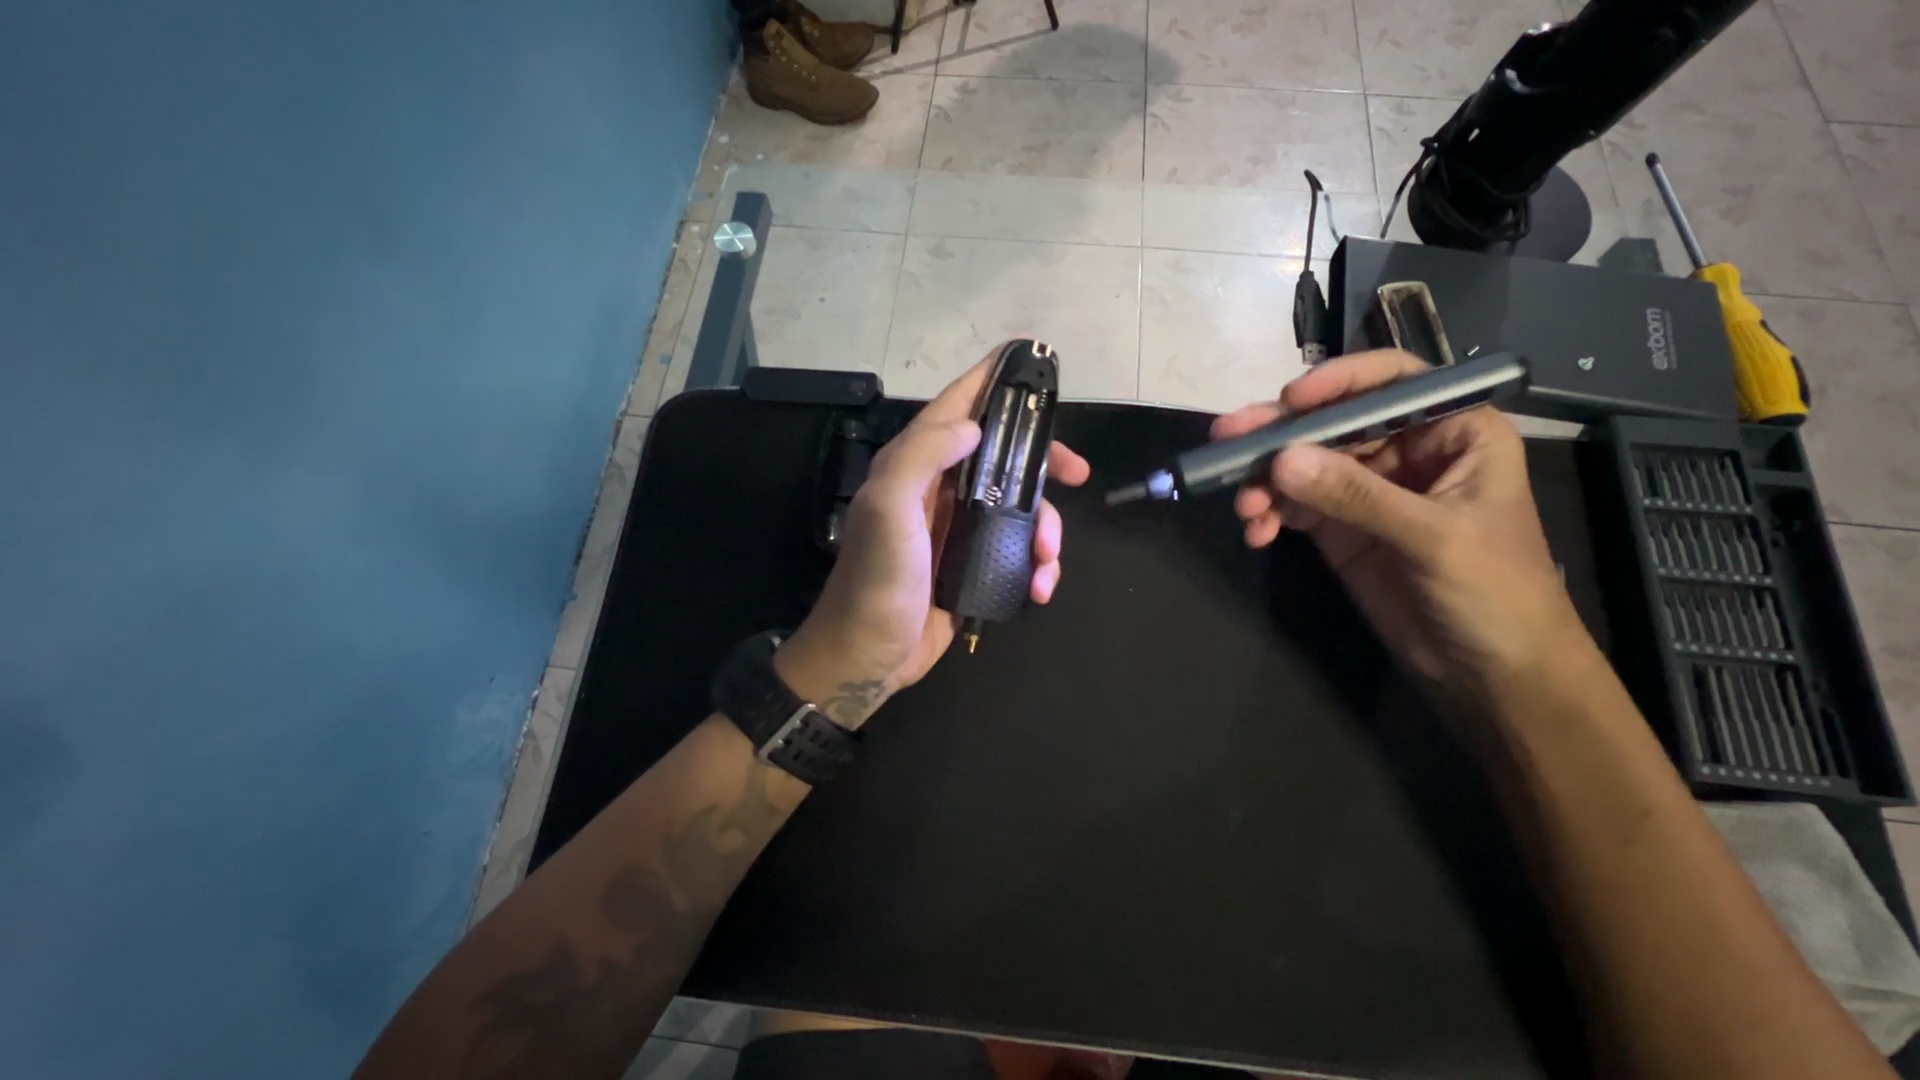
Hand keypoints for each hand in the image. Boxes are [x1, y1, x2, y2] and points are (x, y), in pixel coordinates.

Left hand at [775, 347, 1090, 728]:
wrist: (867, 657)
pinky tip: (1039, 589)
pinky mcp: (972, 565)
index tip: (1032, 360)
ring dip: (1046, 529)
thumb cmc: (877, 582)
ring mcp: (957, 528)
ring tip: (1049, 561)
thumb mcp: (889, 509)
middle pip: (1003, 454)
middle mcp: (938, 489)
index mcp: (914, 466)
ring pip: (1020, 507)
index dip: (992, 380)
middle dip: (1044, 461)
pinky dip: (1037, 566)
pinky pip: (1017, 551)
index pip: (957, 407)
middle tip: (1079, 473)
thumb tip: (973, 427)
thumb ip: (923, 456)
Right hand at [1215, 350, 1590, 697]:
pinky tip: (1256, 532)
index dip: (1339, 382)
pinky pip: (1294, 506)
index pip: (1393, 383)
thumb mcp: (1432, 538)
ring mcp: (1369, 491)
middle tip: (1225, 439)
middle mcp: (1407, 450)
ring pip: (1305, 464)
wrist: (1494, 674)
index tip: (1289, 400)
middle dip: (1279, 433)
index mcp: (1454, 432)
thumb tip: (1280, 460)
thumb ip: (1356, 497)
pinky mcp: (1341, 529)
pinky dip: (1270, 514)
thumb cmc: (1496, 592)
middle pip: (1333, 422)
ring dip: (1266, 480)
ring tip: (1243, 505)